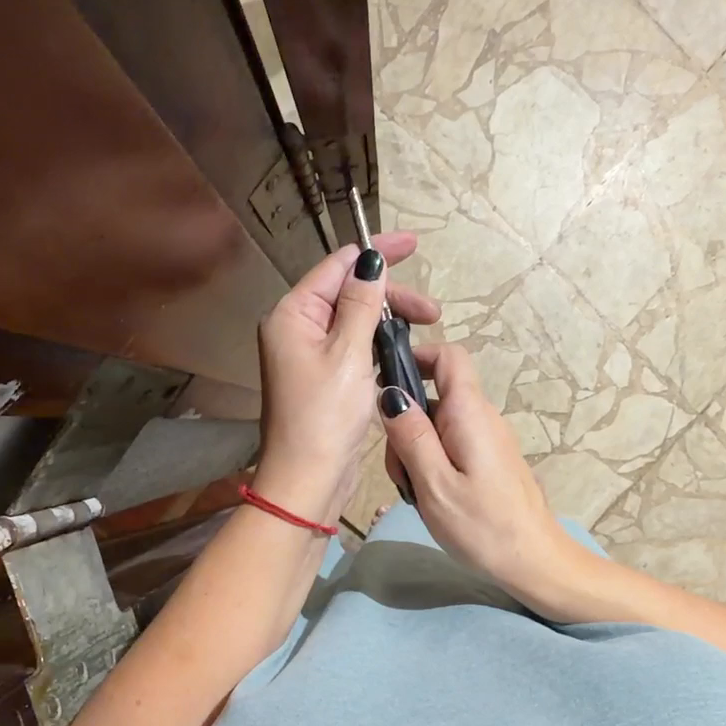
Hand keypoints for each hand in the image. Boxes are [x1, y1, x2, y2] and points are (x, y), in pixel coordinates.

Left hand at [252, 234, 438, 524]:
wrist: (306, 482)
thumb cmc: (324, 418)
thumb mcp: (348, 355)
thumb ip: (361, 305)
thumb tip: (371, 261)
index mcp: (292, 315)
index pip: (337, 266)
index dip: (376, 252)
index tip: (414, 244)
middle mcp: (295, 329)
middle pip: (347, 293)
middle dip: (390, 295)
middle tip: (433, 314)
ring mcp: (307, 356)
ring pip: (353, 322)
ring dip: (387, 321)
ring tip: (424, 331)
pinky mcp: (322, 381)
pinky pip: (352, 348)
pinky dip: (377, 345)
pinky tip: (401, 353)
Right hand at [378, 343, 594, 612]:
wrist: (534, 563)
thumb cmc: (482, 526)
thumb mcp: (434, 483)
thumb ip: (410, 435)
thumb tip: (390, 393)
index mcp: (470, 413)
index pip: (448, 356)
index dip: (416, 358)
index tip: (385, 385)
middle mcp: (483, 418)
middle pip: (435, 398)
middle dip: (406, 425)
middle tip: (399, 472)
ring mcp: (489, 441)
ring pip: (440, 427)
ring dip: (416, 452)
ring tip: (416, 494)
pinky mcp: (491, 463)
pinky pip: (453, 448)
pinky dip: (433, 466)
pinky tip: (432, 500)